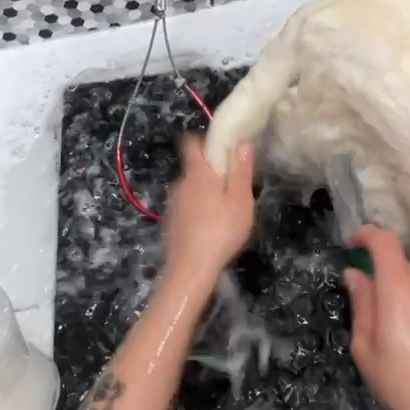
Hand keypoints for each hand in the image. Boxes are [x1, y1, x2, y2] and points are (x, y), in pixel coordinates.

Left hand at [158, 136, 254, 288]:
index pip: (190, 143)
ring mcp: (171, 205)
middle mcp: (179, 184)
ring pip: (187, 191)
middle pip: (192, 169)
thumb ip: (241, 170)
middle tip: (230, 187)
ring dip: (201, 195)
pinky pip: (183, 210)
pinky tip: (206, 230)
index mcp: (197, 173)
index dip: (201, 140)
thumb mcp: (241, 201)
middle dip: (208, 174)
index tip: (217, 146)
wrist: (190, 269)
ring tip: (220, 212)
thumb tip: (242, 142)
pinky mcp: (167, 224)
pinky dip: (193, 213)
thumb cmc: (221, 230)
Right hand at [343, 226, 409, 409]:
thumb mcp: (366, 349)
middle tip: (365, 307)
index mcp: (399, 288)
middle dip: (379, 275)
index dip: (366, 235)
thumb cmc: (403, 384)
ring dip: (399, 295)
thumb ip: (361, 305)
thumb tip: (355, 275)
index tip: (351, 243)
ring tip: (391, 334)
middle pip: (399, 265)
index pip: (384, 241)